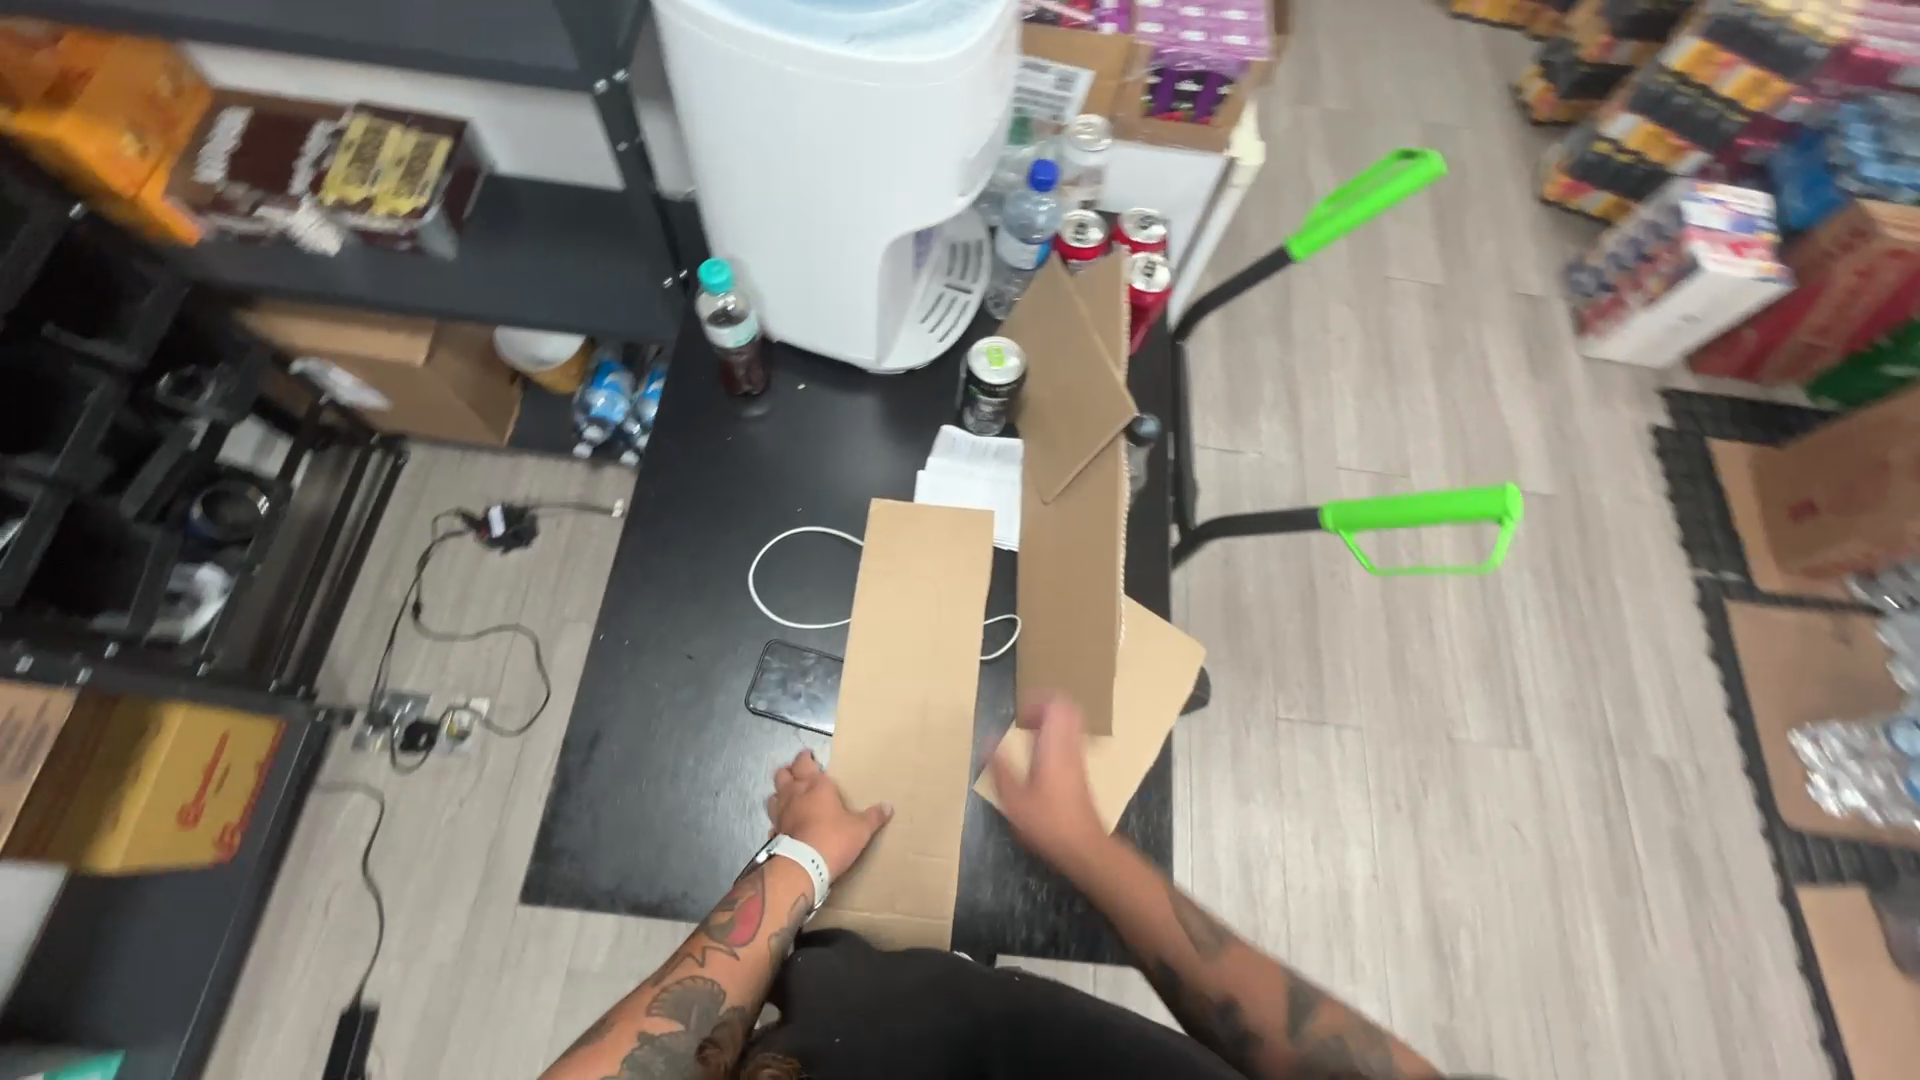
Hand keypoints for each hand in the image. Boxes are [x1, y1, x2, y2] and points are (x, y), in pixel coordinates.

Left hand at [765, 749, 891, 879]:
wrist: (802, 867)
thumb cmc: (833, 839)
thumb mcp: (860, 829)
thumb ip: (873, 816)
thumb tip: (888, 806)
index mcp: (816, 785)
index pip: (804, 762)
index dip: (805, 757)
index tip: (809, 756)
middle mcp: (794, 794)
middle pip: (783, 774)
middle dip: (789, 771)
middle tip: (799, 774)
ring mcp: (780, 813)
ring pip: (773, 795)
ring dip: (780, 794)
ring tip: (790, 797)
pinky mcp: (774, 833)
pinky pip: (772, 822)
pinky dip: (778, 821)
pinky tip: (785, 826)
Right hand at [988, 694, 1108, 872]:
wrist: (1084, 847)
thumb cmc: (1048, 823)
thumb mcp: (1014, 799)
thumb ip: (1000, 767)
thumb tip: (988, 741)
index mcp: (1054, 747)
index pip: (1057, 705)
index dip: (1038, 700)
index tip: (1019, 713)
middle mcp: (1070, 746)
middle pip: (1068, 708)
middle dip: (1046, 706)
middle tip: (1025, 717)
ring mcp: (1080, 758)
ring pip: (1072, 723)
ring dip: (1052, 721)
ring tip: (1030, 732)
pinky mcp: (1082, 771)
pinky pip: (1073, 738)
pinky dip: (1057, 736)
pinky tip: (1040, 755)